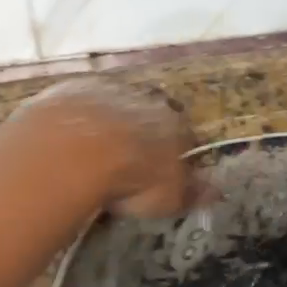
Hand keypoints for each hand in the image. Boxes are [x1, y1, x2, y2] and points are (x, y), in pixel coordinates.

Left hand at [5, 77, 200, 217]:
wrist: (77, 150)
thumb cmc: (135, 178)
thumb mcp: (170, 197)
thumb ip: (192, 193)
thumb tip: (218, 192)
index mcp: (175, 124)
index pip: (185, 136)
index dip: (178, 154)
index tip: (168, 172)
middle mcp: (145, 99)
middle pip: (148, 117)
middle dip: (142, 136)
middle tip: (130, 163)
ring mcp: (106, 90)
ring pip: (114, 107)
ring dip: (109, 125)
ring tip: (96, 155)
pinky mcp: (69, 89)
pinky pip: (79, 106)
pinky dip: (77, 122)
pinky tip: (69, 142)